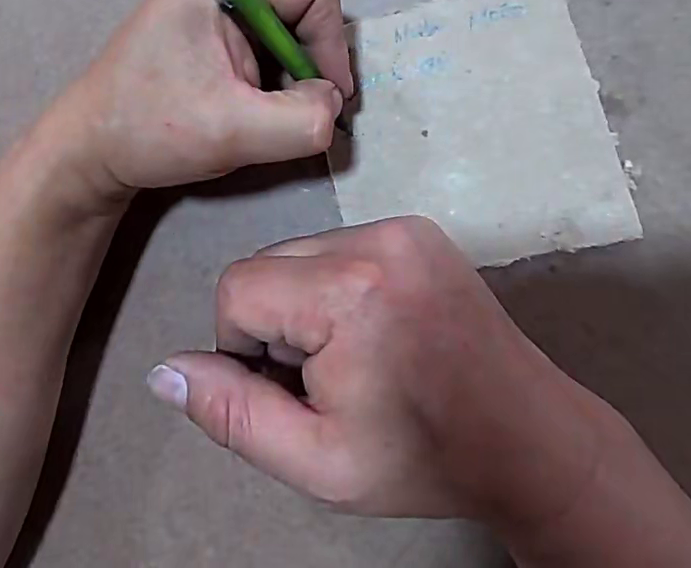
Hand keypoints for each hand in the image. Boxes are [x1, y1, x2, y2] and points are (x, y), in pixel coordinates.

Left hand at [53, 0, 354, 196]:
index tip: (324, 93)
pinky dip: (276, 85)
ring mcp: (213, 14)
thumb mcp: (232, 132)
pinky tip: (253, 114)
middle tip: (301, 113)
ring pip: (289, 33)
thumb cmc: (146, 131)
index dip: (330, 39)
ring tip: (268, 119)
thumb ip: (302, 120)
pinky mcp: (211, 41)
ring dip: (294, 79)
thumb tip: (332, 103)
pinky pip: (267, 51)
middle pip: (304, 7)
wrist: (89, 151)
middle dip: (312, 63)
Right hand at [147, 217, 613, 529]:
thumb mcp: (316, 462)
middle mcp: (376, 239)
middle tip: (327, 374)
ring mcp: (400, 227)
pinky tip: (374, 325)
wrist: (529, 440)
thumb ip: (231, 414)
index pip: (238, 288)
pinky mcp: (415, 227)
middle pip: (267, 263)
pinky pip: (335, 244)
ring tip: (354, 351)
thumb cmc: (423, 458)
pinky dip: (335, 283)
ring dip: (305, 301)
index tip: (293, 386)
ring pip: (298, 252)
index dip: (246, 345)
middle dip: (277, 321)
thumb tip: (162, 371)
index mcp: (351, 293)